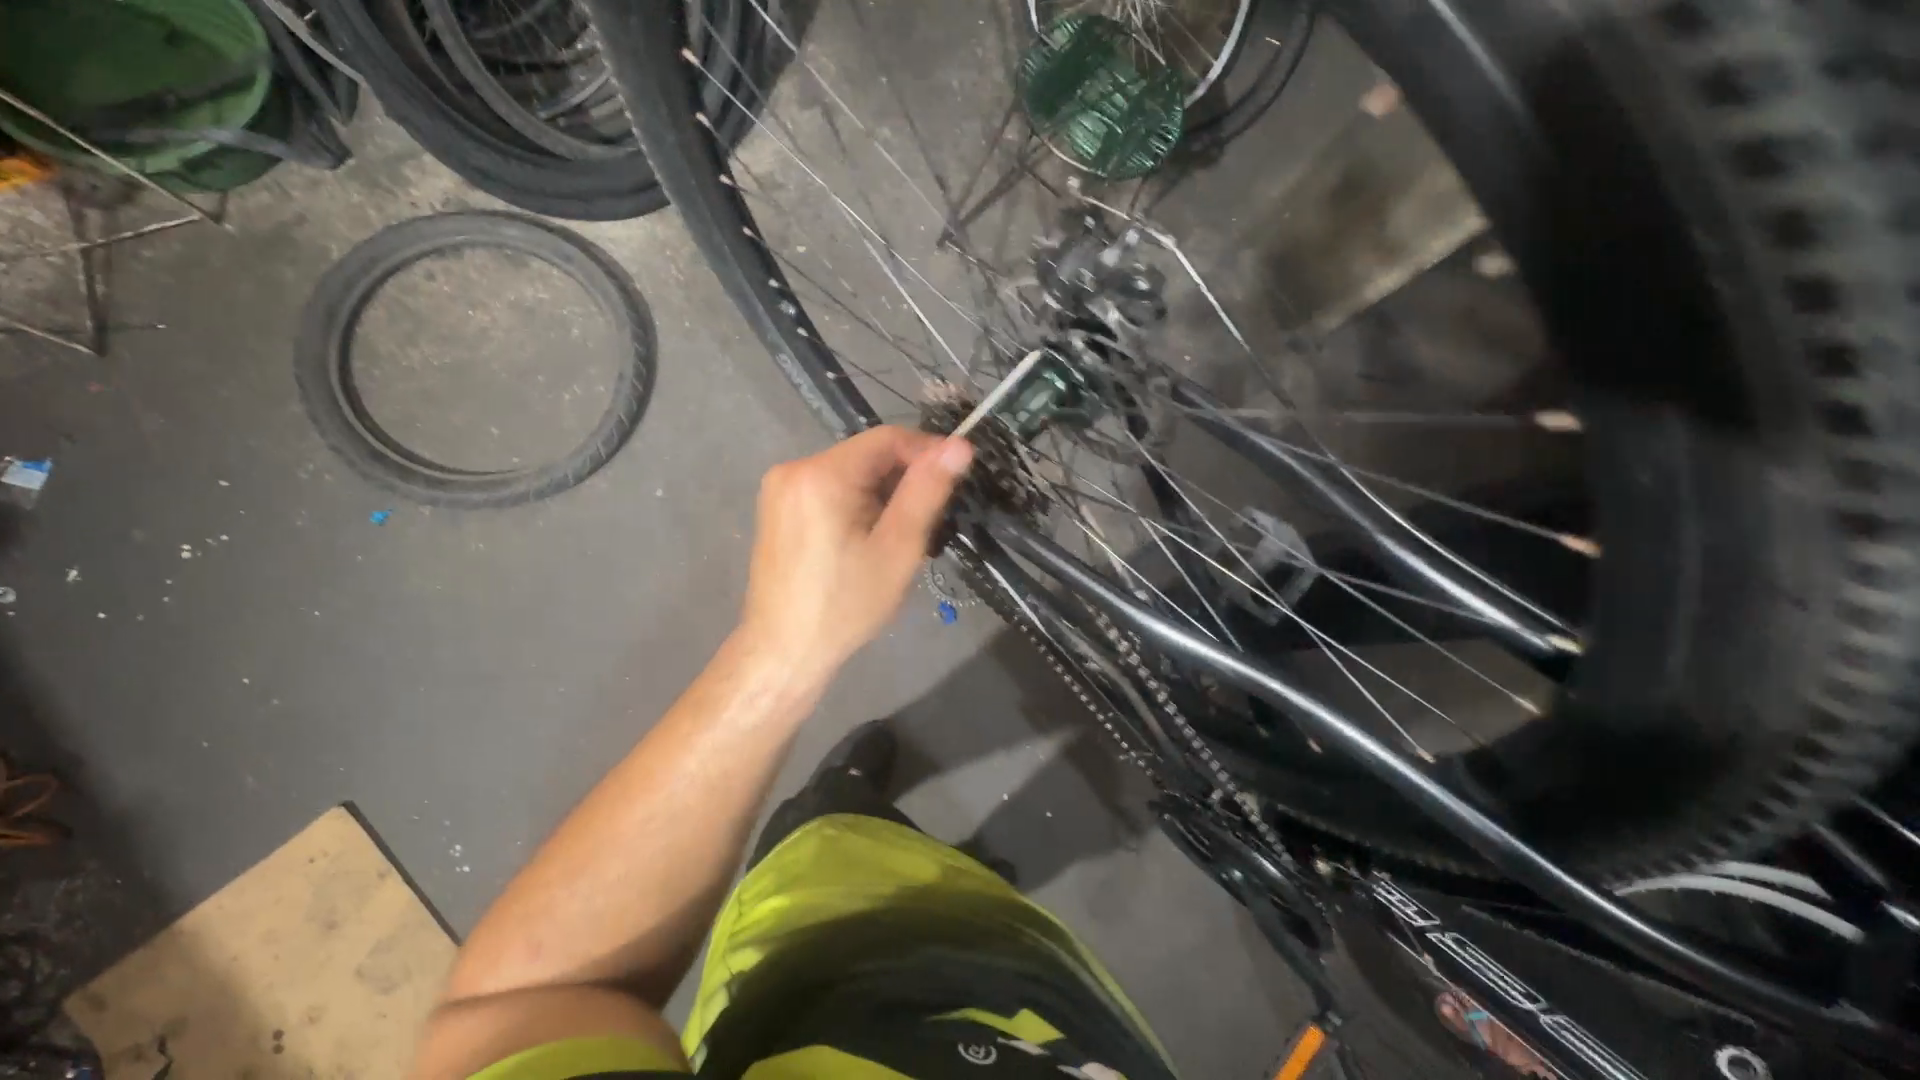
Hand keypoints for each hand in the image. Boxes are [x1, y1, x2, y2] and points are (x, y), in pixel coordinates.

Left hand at [738, 426, 973, 680]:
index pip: (887, 438)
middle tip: (930, 523)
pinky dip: (857, 506)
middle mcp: (794, 469)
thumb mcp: (897, 548)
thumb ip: (927, 491)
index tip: (957, 478)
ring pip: (850, 474)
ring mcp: (780, 489)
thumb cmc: (845, 606)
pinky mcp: (777, 508)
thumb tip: (960, 445)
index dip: (928, 452)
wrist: (783, 650)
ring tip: (901, 539)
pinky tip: (868, 542)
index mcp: (821, 474)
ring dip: (882, 496)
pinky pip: (829, 491)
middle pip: (867, 456)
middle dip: (903, 481)